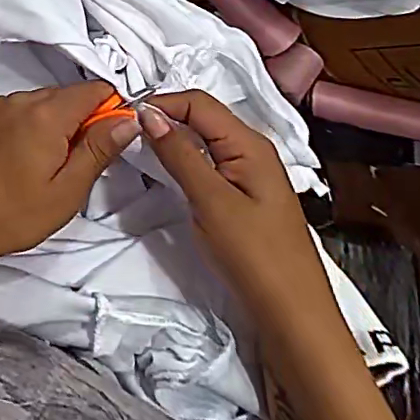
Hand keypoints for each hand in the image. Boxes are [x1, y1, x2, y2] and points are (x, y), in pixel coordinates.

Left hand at [0, 81, 139, 269]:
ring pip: (49, 102)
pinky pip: (26, 109)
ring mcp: (4, 105)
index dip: (112, 111)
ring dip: (61, 123)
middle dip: (86, 121)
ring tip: (52, 165)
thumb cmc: (13, 213)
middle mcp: (25, 99)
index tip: (110, 141)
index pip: (97, 90)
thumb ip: (100, 148)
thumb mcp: (69, 189)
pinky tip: (30, 159)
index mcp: (48, 113)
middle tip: (81, 163)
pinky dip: (37, 125)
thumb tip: (129, 120)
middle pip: (72, 95)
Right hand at [138, 91, 332, 318]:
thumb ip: (179, 154)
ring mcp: (250, 171)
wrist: (294, 316)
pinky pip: (211, 161)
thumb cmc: (255, 255)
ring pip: (206, 138)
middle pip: (203, 116)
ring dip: (175, 137)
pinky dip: (187, 159)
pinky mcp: (245, 193)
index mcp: (249, 142)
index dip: (162, 103)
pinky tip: (170, 171)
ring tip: (142, 148)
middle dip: (167, 116)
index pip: (199, 102)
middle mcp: (252, 148)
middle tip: (128, 132)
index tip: (126, 118)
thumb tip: (148, 114)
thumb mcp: (211, 201)